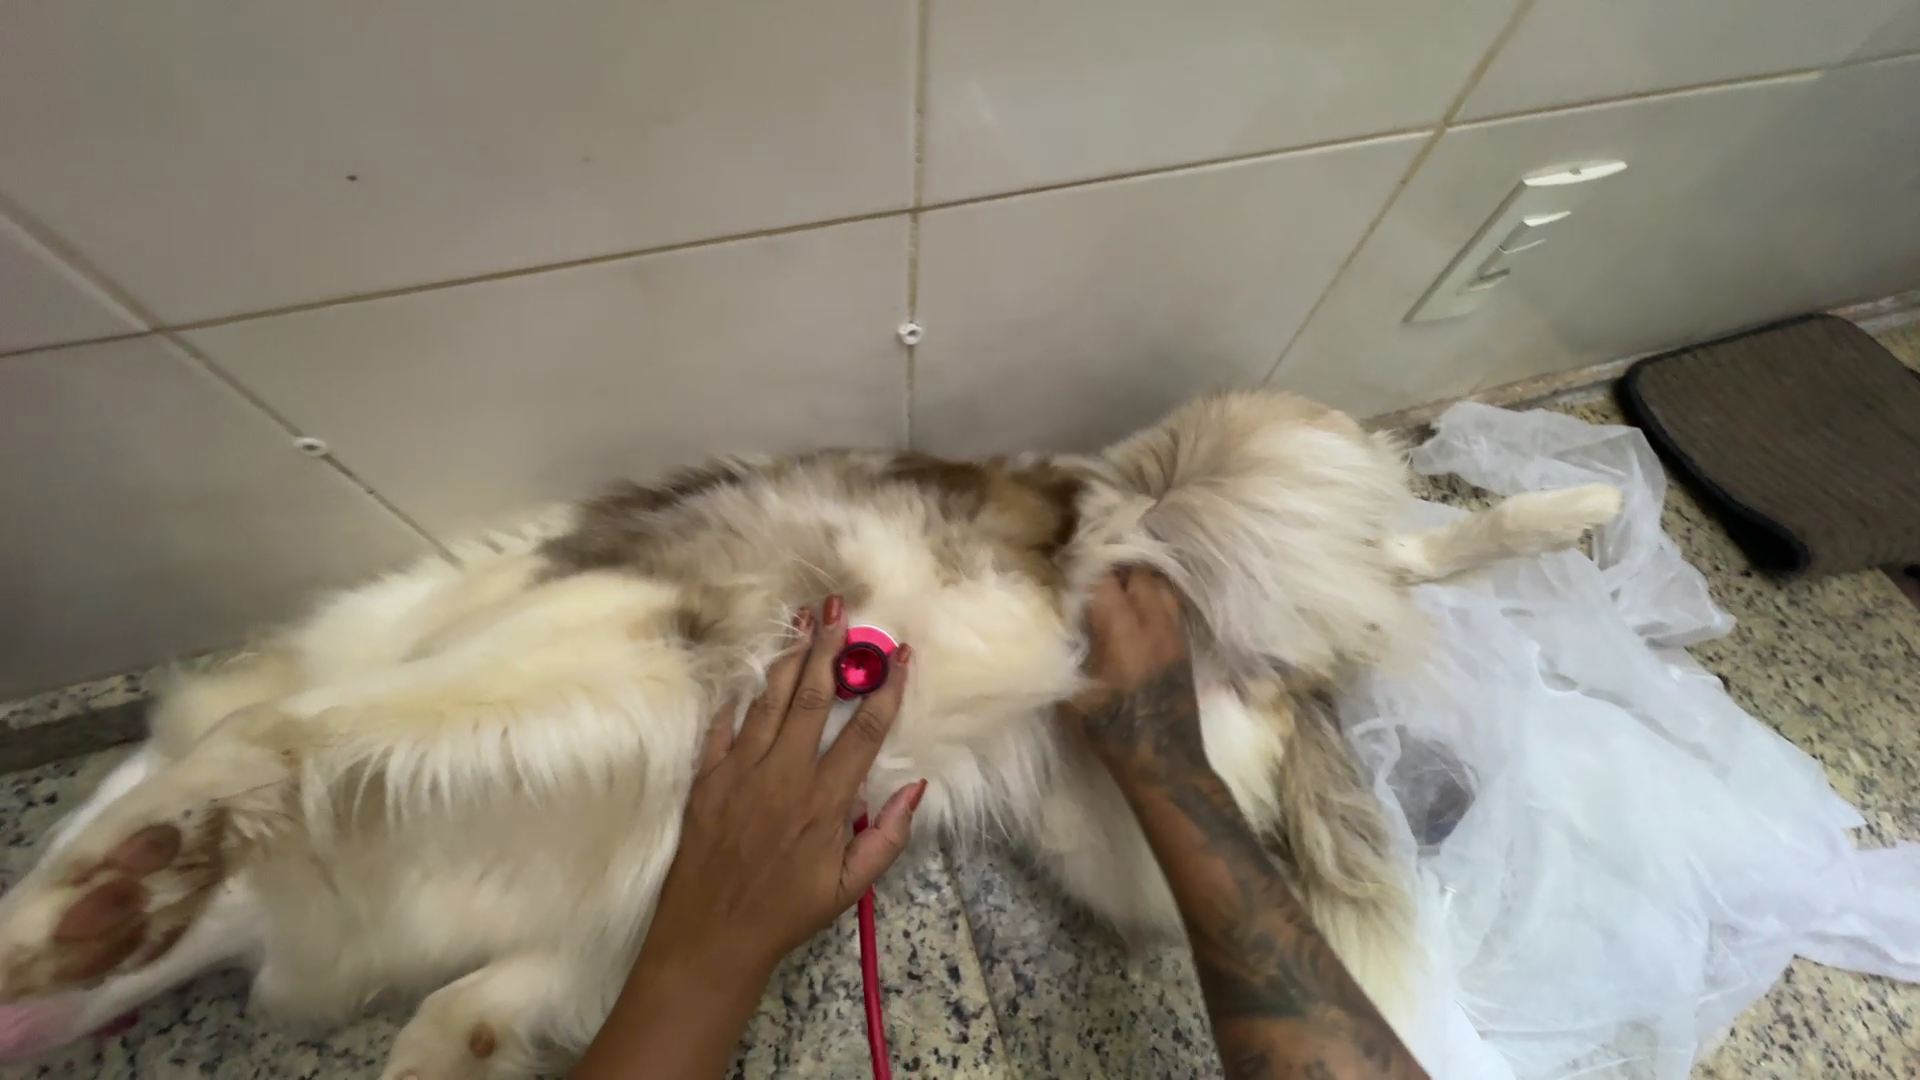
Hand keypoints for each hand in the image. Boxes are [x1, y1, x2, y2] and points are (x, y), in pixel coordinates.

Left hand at [641, 596, 925, 982]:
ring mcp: (741, 771)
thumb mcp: (849, 886)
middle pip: (812, 698)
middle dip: (830, 649)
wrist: (710, 939)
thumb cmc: (787, 911)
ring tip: (801, 619)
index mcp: (825, 801)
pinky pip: (722, 727)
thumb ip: (888, 836)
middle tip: (839, 608)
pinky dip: (736, 698)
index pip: (864, 731)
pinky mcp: (707, 778)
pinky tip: (748, 671)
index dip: (887, 689)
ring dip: (789, 657)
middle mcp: (785, 775)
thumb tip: (917, 786)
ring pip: (769, 700)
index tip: (901, 654)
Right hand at [1060, 566, 1196, 759]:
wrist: (1164, 761)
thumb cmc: (1111, 731)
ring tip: (1111, 583)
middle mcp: (1152, 623)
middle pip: (1136, 570)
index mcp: (1122, 634)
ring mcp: (1173, 630)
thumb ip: (1062, 652)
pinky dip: (1150, 592)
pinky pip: (1169, 599)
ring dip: (1134, 576)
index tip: (1061, 566)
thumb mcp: (1071, 695)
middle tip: (1085, 572)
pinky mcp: (1183, 641)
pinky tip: (1132, 603)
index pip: (1103, 578)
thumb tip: (1047, 623)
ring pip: (1158, 580)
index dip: (1081, 566)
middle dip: (1110, 565)